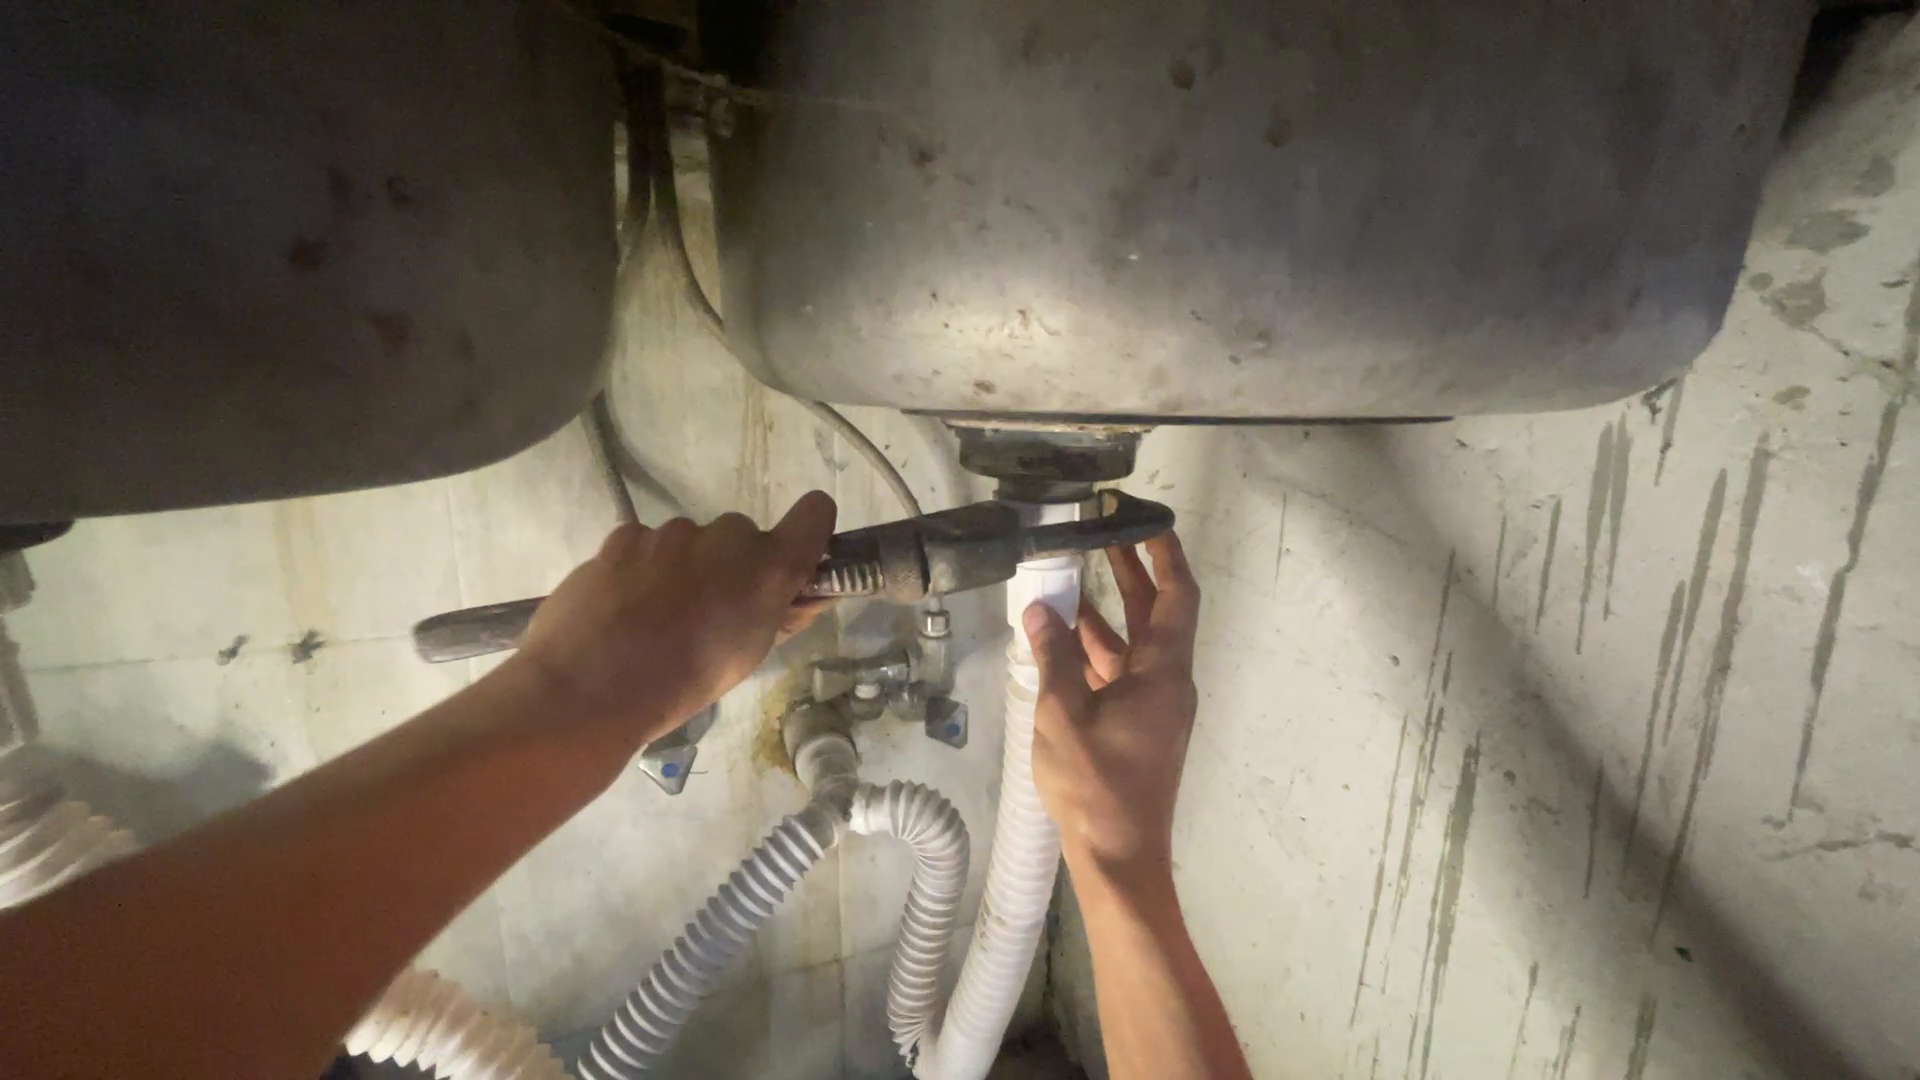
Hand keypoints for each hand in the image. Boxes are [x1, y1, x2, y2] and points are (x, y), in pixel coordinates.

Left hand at [513, 491, 837, 752]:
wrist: (588, 690)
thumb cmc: (685, 682)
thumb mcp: (750, 655)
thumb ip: (786, 614)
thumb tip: (809, 594)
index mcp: (769, 566)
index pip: (816, 513)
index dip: (810, 530)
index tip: (795, 560)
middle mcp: (728, 536)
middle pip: (743, 536)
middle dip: (733, 564)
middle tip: (709, 610)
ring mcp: (673, 532)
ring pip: (692, 542)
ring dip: (686, 566)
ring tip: (656, 616)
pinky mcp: (625, 535)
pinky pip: (648, 544)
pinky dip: (643, 566)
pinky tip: (624, 606)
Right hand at [1025, 532, 1200, 884]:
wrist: (1117, 856)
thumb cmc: (1096, 785)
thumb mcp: (1062, 714)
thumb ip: (1052, 657)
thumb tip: (1040, 609)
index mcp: (1163, 673)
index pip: (1177, 596)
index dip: (1165, 553)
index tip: (1142, 519)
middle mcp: (1167, 681)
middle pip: (1156, 611)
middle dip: (1131, 570)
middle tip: (1101, 531)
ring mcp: (1152, 704)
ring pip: (1133, 641)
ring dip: (1107, 609)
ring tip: (1072, 572)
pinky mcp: (1135, 724)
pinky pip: (1118, 671)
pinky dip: (1094, 648)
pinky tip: (1060, 632)